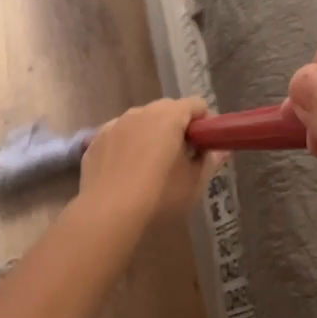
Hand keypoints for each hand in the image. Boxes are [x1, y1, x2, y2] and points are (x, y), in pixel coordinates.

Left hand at [80, 98, 226, 222]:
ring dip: (150, 134)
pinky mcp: (95, 140)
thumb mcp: (194, 183)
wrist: (108, 212)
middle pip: (167, 109)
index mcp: (169, 116)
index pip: (196, 104)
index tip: (204, 146)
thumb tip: (221, 150)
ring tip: (150, 166)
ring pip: (140, 121)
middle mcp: (141, 112)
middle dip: (177, 127)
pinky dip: (126, 146)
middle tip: (181, 157)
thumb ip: (210, 161)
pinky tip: (125, 171)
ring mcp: (115, 124)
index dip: (204, 123)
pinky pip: (118, 135)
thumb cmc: (159, 195)